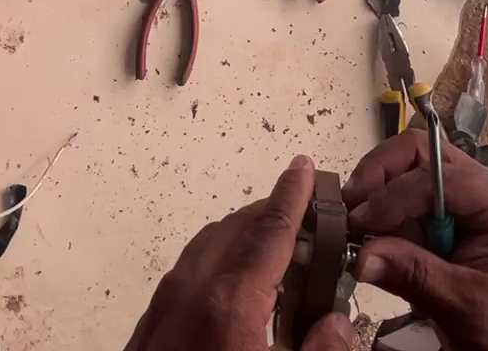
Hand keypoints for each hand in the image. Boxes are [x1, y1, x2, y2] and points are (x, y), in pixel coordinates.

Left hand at [125, 155, 353, 350]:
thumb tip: (336, 321)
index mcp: (231, 300)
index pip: (270, 229)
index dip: (292, 194)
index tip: (303, 166)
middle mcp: (194, 287)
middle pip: (241, 227)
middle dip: (274, 213)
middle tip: (309, 218)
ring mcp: (166, 302)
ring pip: (213, 241)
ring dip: (247, 233)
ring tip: (280, 247)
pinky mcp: (152, 320)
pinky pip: (193, 264)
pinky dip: (223, 255)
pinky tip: (240, 282)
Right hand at [344, 131, 487, 350]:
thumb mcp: (469, 308)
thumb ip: (416, 276)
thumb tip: (361, 256)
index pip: (439, 176)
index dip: (394, 194)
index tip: (358, 221)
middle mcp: (485, 188)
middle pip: (421, 154)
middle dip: (381, 176)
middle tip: (351, 209)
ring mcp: (467, 201)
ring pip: (410, 171)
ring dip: (380, 194)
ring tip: (357, 228)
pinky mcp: (451, 220)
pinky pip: (410, 202)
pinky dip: (387, 215)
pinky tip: (375, 239)